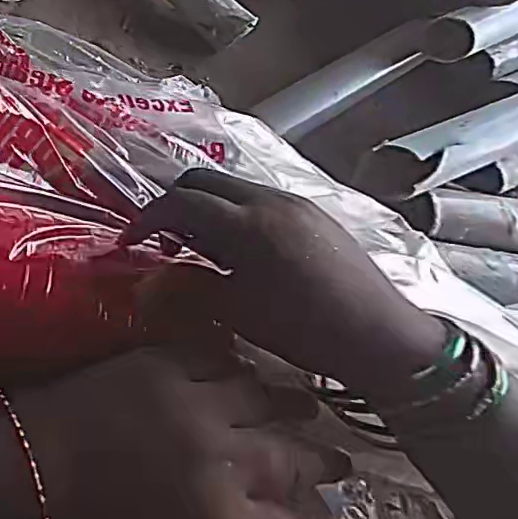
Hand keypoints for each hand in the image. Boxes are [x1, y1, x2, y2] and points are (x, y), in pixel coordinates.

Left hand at [4, 348, 344, 518]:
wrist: (26, 472)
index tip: (324, 517)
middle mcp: (222, 459)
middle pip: (292, 457)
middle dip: (321, 460)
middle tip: (338, 457)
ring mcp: (191, 402)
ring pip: (260, 394)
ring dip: (288, 400)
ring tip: (306, 401)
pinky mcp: (159, 362)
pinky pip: (211, 353)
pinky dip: (231, 358)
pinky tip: (242, 359)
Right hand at [123, 169, 449, 399]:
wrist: (385, 338)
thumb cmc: (308, 332)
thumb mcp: (240, 313)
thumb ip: (191, 286)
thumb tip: (151, 278)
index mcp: (248, 226)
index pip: (181, 202)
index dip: (148, 218)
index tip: (132, 239)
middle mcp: (268, 200)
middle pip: (201, 180)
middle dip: (173, 204)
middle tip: (165, 239)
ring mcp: (291, 200)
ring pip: (228, 185)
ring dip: (204, 207)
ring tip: (202, 247)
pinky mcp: (309, 208)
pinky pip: (256, 196)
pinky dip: (232, 211)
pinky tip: (239, 247)